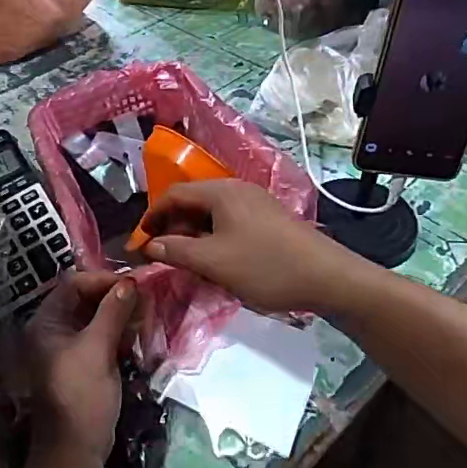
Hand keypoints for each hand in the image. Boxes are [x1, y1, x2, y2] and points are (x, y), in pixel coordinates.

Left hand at [19, 272, 140, 461]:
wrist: (76, 449)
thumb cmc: (81, 395)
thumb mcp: (97, 349)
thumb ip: (112, 312)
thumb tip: (130, 282)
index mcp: (47, 322)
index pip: (74, 285)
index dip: (103, 280)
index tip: (133, 284)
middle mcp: (55, 329)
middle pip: (86, 299)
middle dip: (116, 296)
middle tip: (145, 298)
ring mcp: (70, 347)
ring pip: (97, 317)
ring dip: (121, 313)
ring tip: (146, 315)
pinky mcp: (85, 362)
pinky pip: (102, 336)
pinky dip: (120, 331)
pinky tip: (138, 334)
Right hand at [141, 179, 365, 313]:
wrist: (327, 277)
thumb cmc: (265, 266)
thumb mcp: (213, 261)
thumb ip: (176, 250)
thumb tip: (149, 244)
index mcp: (221, 192)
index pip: (174, 194)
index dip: (152, 217)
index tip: (139, 242)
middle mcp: (237, 190)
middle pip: (193, 201)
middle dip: (172, 226)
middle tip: (161, 255)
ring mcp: (256, 204)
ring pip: (212, 214)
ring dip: (193, 235)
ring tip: (186, 262)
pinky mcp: (269, 220)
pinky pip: (230, 223)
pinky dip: (213, 238)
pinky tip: (215, 262)